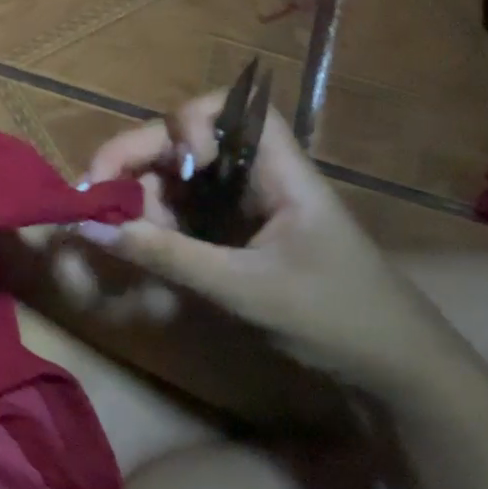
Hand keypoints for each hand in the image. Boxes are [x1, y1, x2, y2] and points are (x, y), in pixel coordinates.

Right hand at [77, 94, 466, 393]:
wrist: (402, 377)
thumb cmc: (336, 322)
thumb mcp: (244, 290)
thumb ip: (164, 254)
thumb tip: (85, 224)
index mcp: (278, 176)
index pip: (230, 111)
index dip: (188, 121)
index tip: (170, 165)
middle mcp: (254, 179)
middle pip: (182, 139)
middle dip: (134, 160)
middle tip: (96, 196)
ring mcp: (242, 206)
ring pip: (172, 175)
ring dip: (136, 196)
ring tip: (119, 233)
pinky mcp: (232, 232)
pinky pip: (177, 208)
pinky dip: (149, 221)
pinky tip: (138, 246)